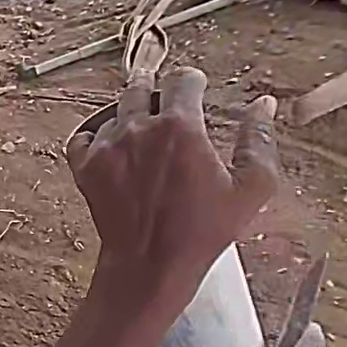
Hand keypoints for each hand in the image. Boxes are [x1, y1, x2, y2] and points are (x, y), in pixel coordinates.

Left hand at [66, 68, 278, 310]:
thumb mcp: (252, 188)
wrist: (148, 265)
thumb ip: (260, 140)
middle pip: (141, 87)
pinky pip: (83, 135)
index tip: (194, 87)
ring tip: (142, 132)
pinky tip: (110, 145)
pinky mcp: (84, 167)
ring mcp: (106, 147)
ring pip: (114, 112)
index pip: (182, 80)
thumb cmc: (202, 231)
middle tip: (163, 99)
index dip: (191, 81)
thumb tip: (263, 105)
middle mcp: (137, 128)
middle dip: (155, 89)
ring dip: (128, 115)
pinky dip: (94, 135)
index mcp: (180, 127)